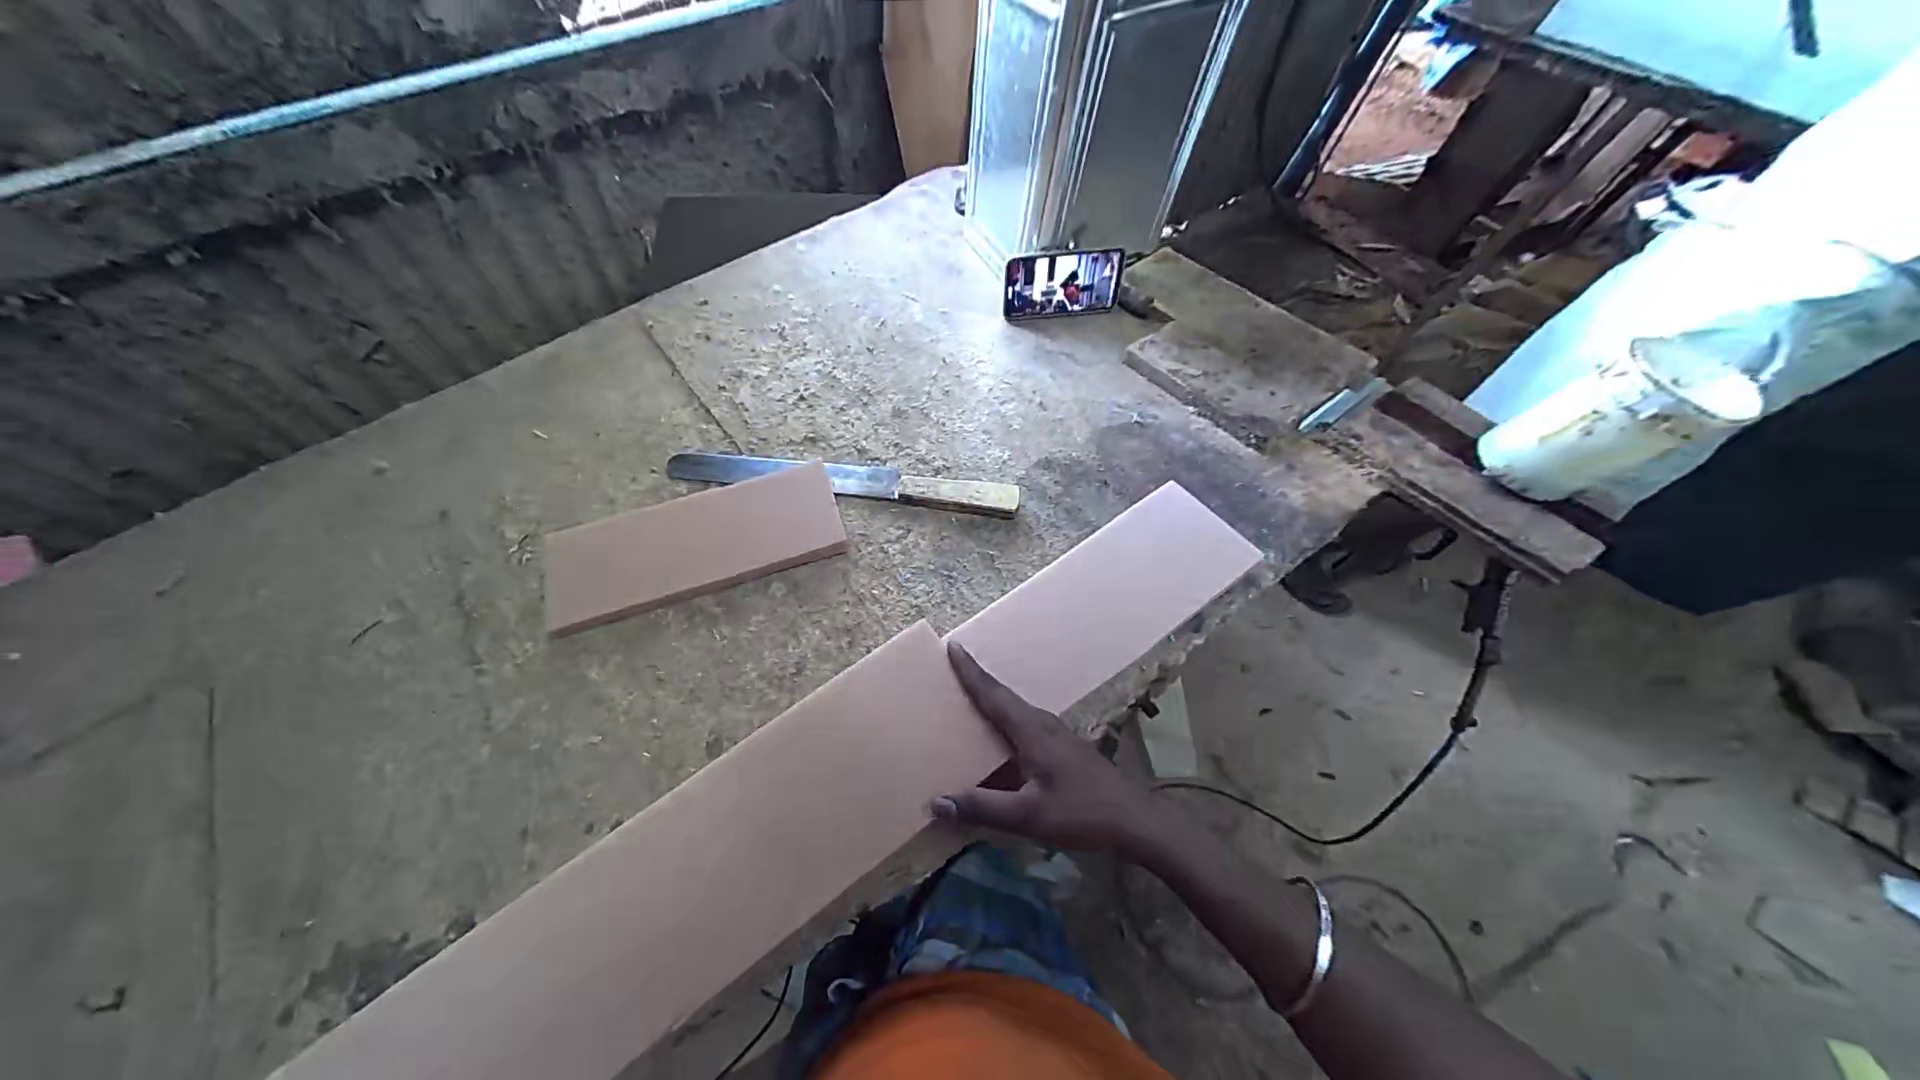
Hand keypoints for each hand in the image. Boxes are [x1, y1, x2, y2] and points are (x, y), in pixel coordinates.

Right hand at [931, 641, 1165, 858]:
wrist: (1135, 819)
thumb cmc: (1082, 813)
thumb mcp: (1028, 816)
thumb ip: (983, 808)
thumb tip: (937, 802)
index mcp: (1032, 732)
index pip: (994, 695)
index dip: (971, 672)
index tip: (954, 646)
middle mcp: (1043, 724)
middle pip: (1003, 697)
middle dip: (977, 680)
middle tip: (952, 667)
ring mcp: (1057, 734)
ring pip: (1016, 710)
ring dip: (992, 700)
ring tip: (968, 697)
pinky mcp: (1063, 747)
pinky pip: (1025, 724)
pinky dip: (1005, 720)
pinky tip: (1000, 737)